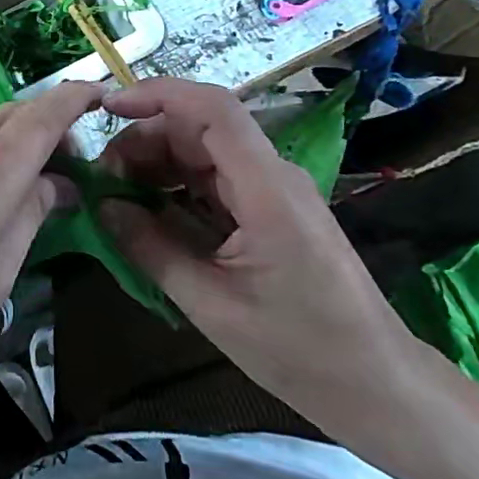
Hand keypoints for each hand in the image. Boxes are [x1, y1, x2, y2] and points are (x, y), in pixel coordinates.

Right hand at [96, 78, 426, 432]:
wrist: (375, 382)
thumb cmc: (299, 349)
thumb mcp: (212, 305)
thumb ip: (153, 250)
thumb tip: (104, 208)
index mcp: (266, 188)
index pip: (213, 109)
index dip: (158, 95)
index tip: (107, 108)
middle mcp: (272, 174)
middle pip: (201, 129)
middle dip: (145, 142)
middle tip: (103, 182)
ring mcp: (273, 191)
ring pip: (205, 154)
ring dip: (158, 166)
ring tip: (118, 199)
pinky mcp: (270, 210)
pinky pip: (217, 182)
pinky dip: (179, 189)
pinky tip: (150, 212)